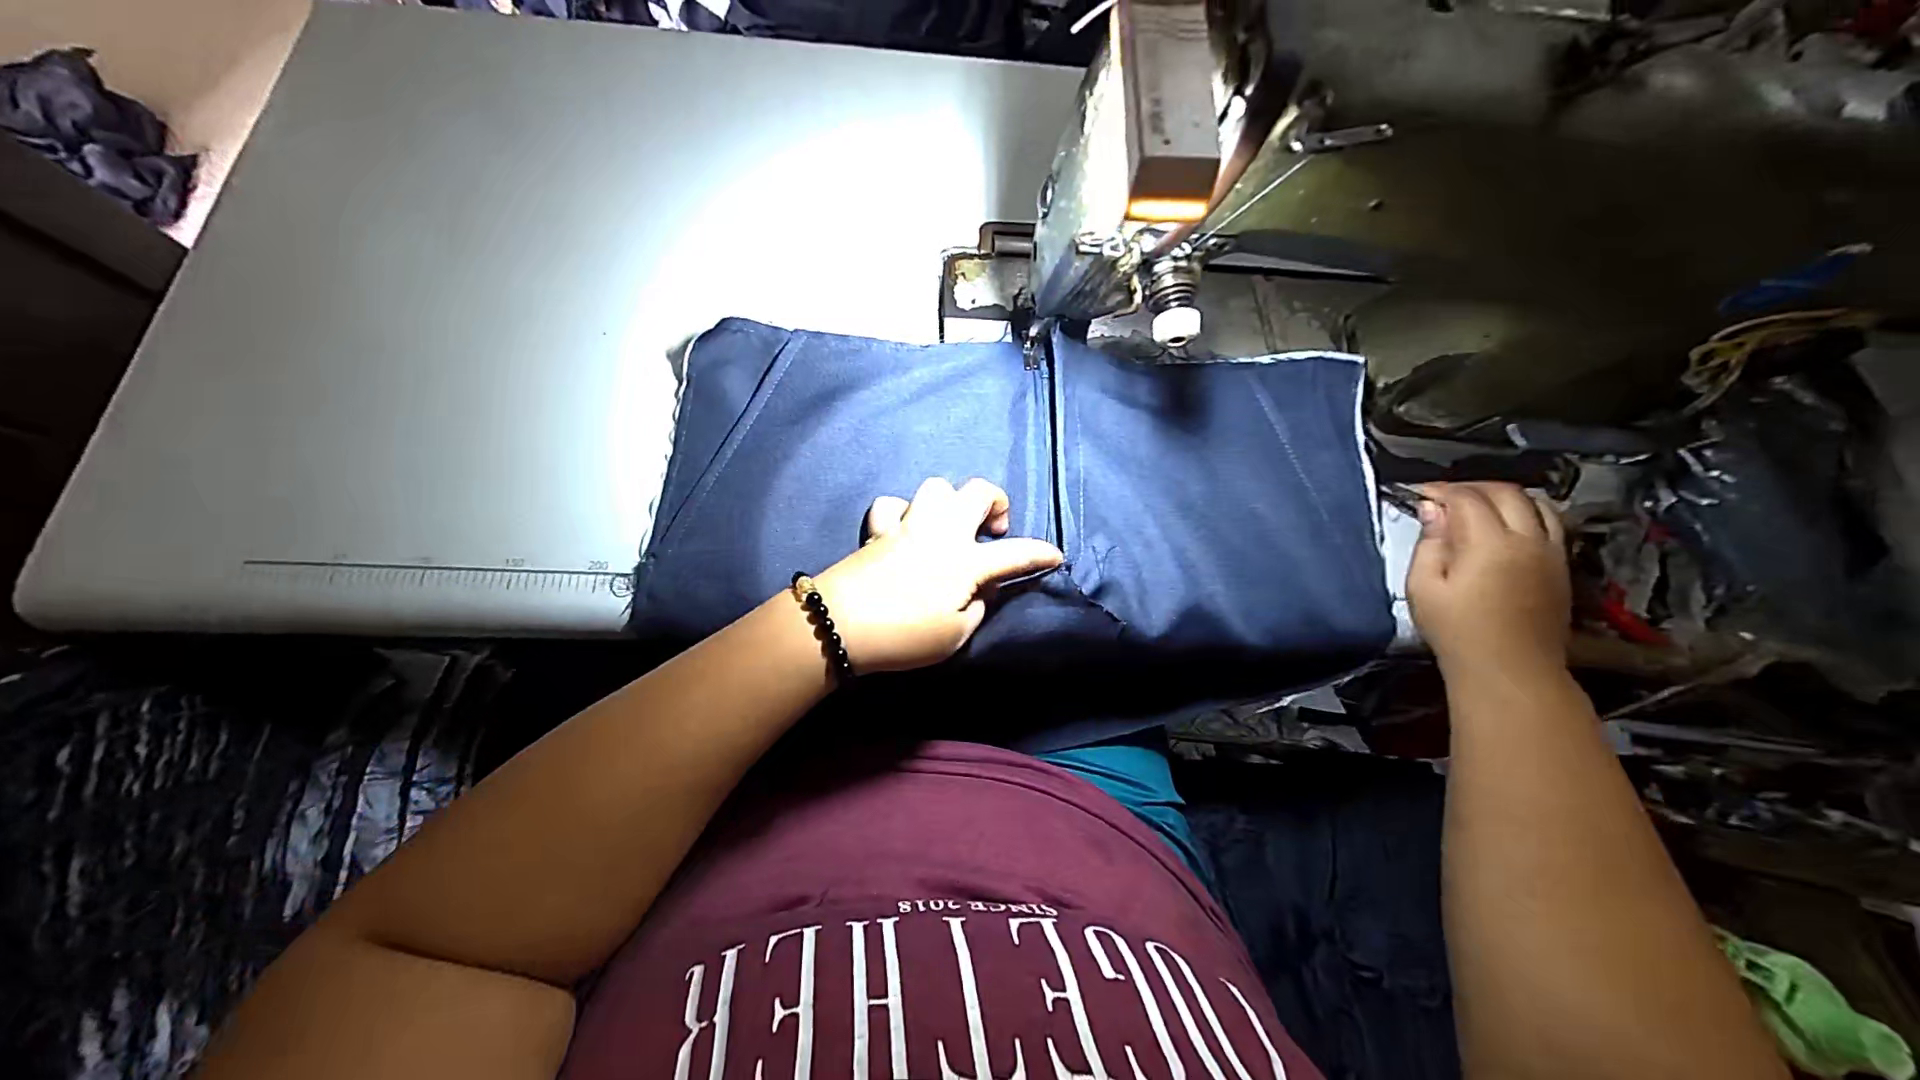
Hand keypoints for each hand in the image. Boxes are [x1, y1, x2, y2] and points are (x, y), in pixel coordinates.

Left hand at [811, 478, 1064, 673]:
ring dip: (950, 500)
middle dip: (996, 502)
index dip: (1040, 553)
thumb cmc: (903, 636)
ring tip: (950, 525)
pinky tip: (904, 530)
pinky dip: (902, 513)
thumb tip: (981, 590)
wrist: (839, 624)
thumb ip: (977, 608)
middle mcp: (941, 533)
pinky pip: (892, 505)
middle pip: (978, 492)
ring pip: (936, 486)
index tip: (1055, 555)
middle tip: (993, 530)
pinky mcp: (879, 530)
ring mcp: (908, 526)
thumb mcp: (954, 636)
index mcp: (966, 562)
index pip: (1015, 553)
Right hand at [1407, 482, 1569, 678]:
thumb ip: (1429, 544)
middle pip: (1505, 492)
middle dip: (1472, 487)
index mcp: (1490, 543)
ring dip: (1504, 496)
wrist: (1510, 669)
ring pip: (1536, 503)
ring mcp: (1551, 553)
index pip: (1466, 498)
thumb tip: (1433, 511)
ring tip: (1478, 506)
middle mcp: (1528, 540)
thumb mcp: (1423, 588)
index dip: (1440, 490)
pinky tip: (1507, 526)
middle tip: (1445, 496)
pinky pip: (1551, 524)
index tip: (1420, 494)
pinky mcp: (1561, 568)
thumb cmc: (1457, 631)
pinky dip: (1527, 513)